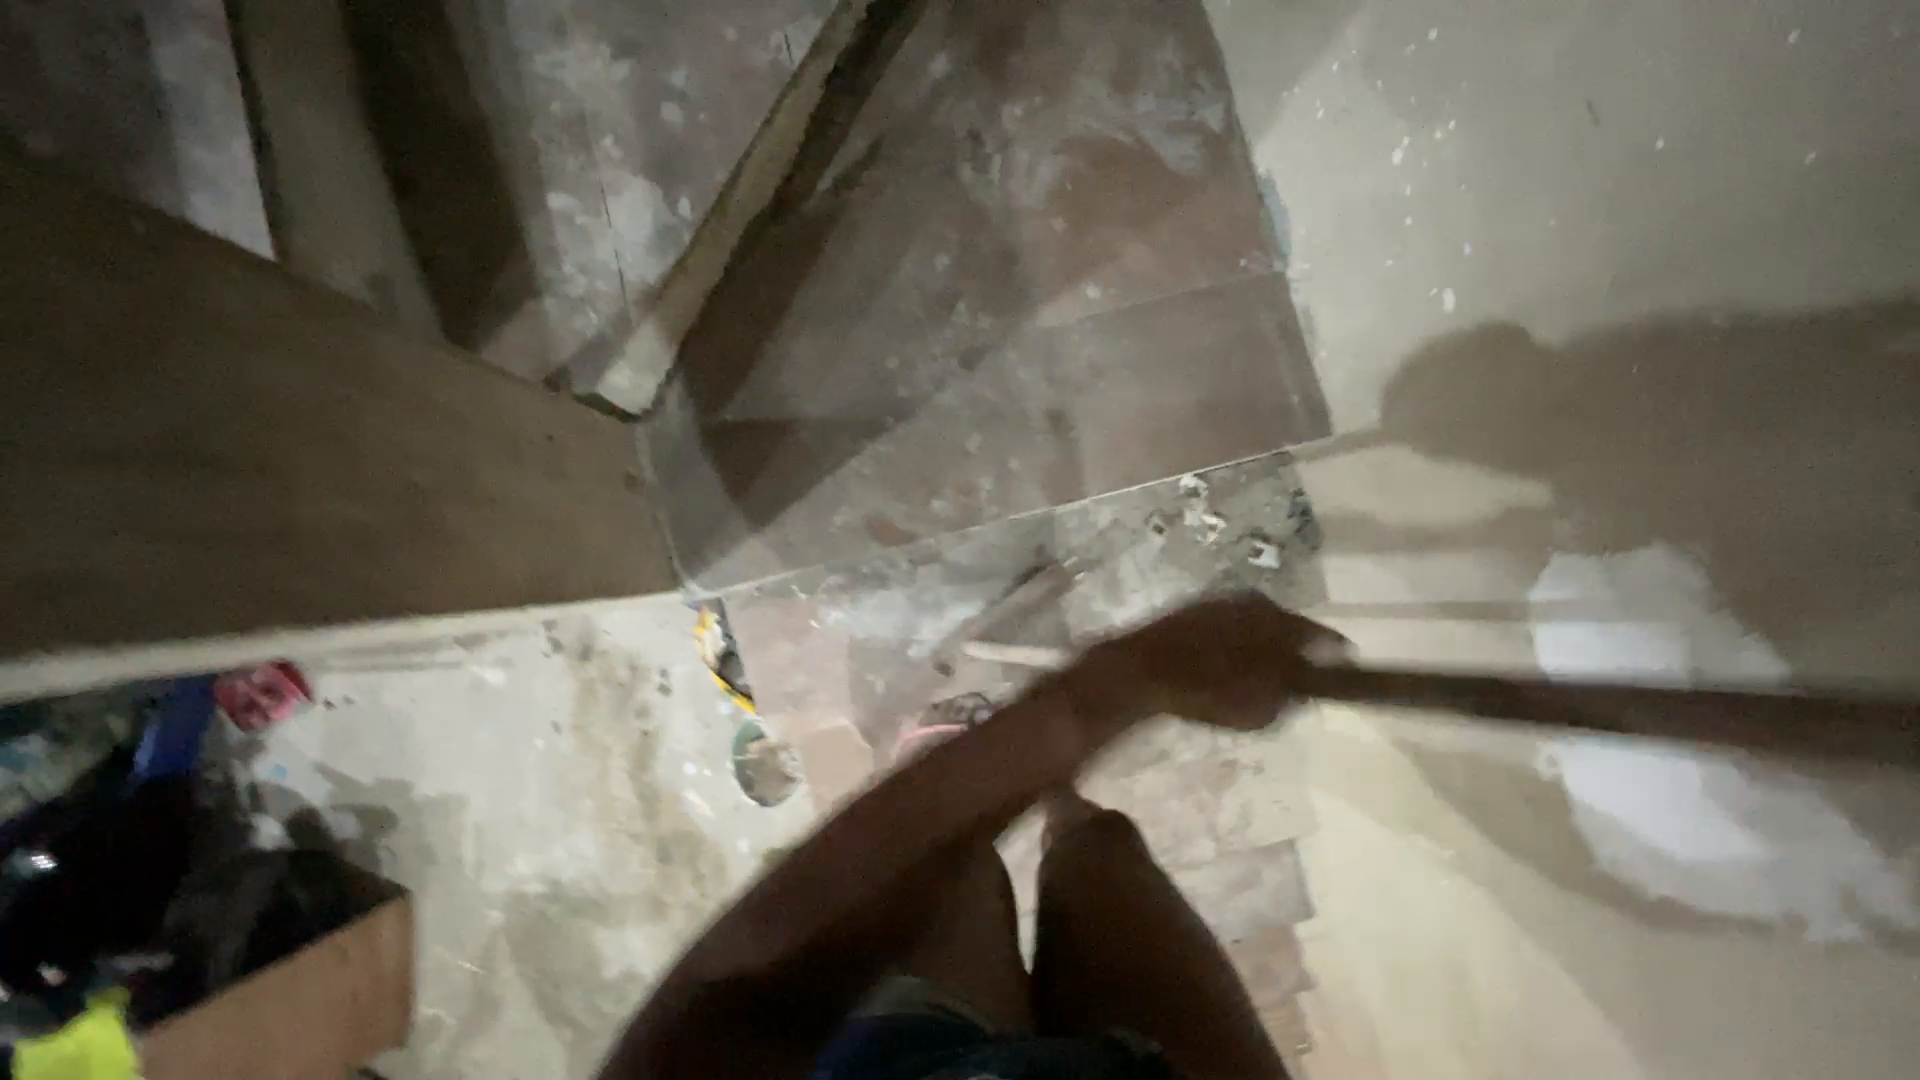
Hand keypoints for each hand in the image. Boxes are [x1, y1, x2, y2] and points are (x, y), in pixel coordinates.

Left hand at [1072, 593, 1346, 730]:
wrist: (1139, 668)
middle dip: (1298, 648)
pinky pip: (1231, 624)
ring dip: (1266, 643)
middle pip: (1290, 626)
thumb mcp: (1260, 709)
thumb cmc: (1205, 692)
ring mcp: (1222, 600)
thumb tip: (1306, 690)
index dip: (1336, 655)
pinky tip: (1227, 663)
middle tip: (1301, 675)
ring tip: (1261, 673)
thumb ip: (1292, 696)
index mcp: (1279, 621)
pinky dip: (1238, 640)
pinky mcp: (1195, 607)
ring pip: (1259, 623)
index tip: (1346, 667)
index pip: (1324, 637)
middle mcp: (1255, 601)